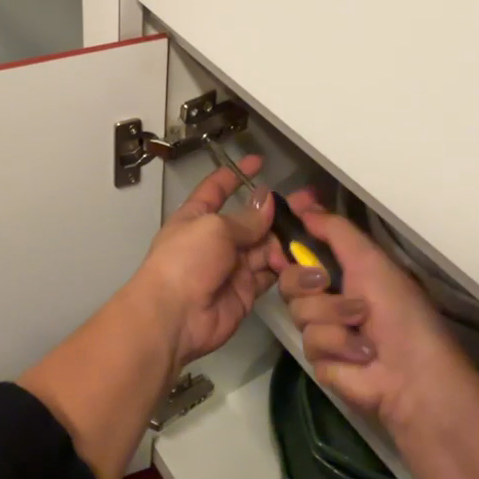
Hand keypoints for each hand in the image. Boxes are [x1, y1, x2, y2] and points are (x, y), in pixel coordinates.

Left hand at [128, 156, 281, 365]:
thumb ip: (245, 218)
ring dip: (281, 242)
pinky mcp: (245, 291)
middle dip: (271, 215)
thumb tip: (266, 199)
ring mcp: (231, 266)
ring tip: (303, 237)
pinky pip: (269, 274)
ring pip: (263, 247)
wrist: (175, 316)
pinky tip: (301, 261)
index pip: (217, 188)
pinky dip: (284, 268)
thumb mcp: (214, 228)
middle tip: (302, 210)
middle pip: (248, 220)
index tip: (258, 162)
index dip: (236, 174)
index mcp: (197, 216)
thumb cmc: (186, 261)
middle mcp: (215, 239)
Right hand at [273, 208, 454, 436]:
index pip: (302, 249)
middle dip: (305, 280)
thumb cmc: (399, 311)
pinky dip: (338, 346)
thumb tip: (302, 201)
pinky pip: (310, 343)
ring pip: (298, 311)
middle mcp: (328, 298)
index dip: (287, 241)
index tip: (278, 235)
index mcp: (343, 271)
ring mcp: (323, 330)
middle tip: (325, 284)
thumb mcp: (370, 260)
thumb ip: (334, 230)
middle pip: (288, 278)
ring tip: (361, 328)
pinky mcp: (321, 361)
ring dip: (333, 316)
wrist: (414, 374)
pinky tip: (360, 355)